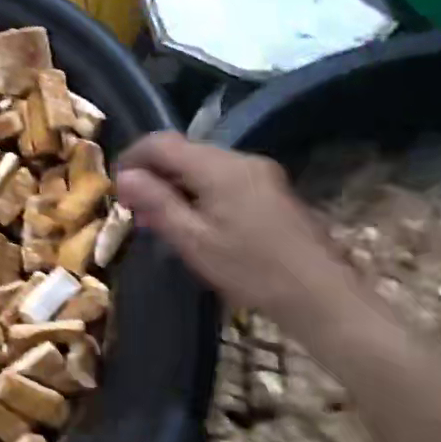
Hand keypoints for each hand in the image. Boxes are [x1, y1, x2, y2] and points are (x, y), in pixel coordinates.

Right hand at [111, 133, 372, 342]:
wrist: (324, 299)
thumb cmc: (252, 271)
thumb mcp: (193, 240)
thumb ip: (156, 203)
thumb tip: (124, 176)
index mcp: (219, 168)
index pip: (161, 143)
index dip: (132, 157)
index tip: (116, 187)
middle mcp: (241, 160)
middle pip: (183, 150)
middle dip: (153, 172)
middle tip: (135, 208)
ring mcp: (260, 173)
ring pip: (201, 164)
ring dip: (174, 183)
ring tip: (160, 218)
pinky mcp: (271, 190)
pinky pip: (221, 177)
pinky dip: (197, 190)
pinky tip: (194, 221)